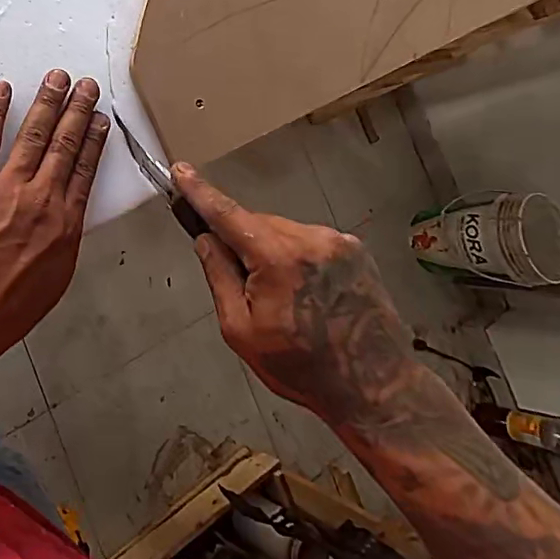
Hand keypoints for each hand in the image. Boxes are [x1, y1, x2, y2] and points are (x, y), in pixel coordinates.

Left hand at [0, 70, 109, 364]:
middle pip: (65, 145)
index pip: (84, 170)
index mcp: (65, 223)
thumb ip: (60, 246)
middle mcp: (42, 198)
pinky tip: (1, 93)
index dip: (94, 141)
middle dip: (77, 111)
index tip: (100, 121)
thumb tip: (61, 233)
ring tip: (56, 79)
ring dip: (47, 103)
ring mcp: (8, 188)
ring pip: (33, 135)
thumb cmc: (7, 306)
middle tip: (84, 86)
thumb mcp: (52, 280)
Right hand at [172, 163, 419, 424]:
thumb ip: (220, 277)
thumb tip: (206, 239)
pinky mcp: (355, 251)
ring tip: (279, 299)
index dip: (201, 193)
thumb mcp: (241, 330)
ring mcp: (338, 242)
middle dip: (239, 241)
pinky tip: (303, 293)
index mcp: (279, 259)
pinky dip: (294, 256)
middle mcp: (311, 239)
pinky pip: (308, 241)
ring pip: (282, 231)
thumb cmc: (301, 367)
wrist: (376, 387)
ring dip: (268, 250)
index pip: (229, 215)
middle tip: (239, 284)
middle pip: (256, 223)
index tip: (182, 171)